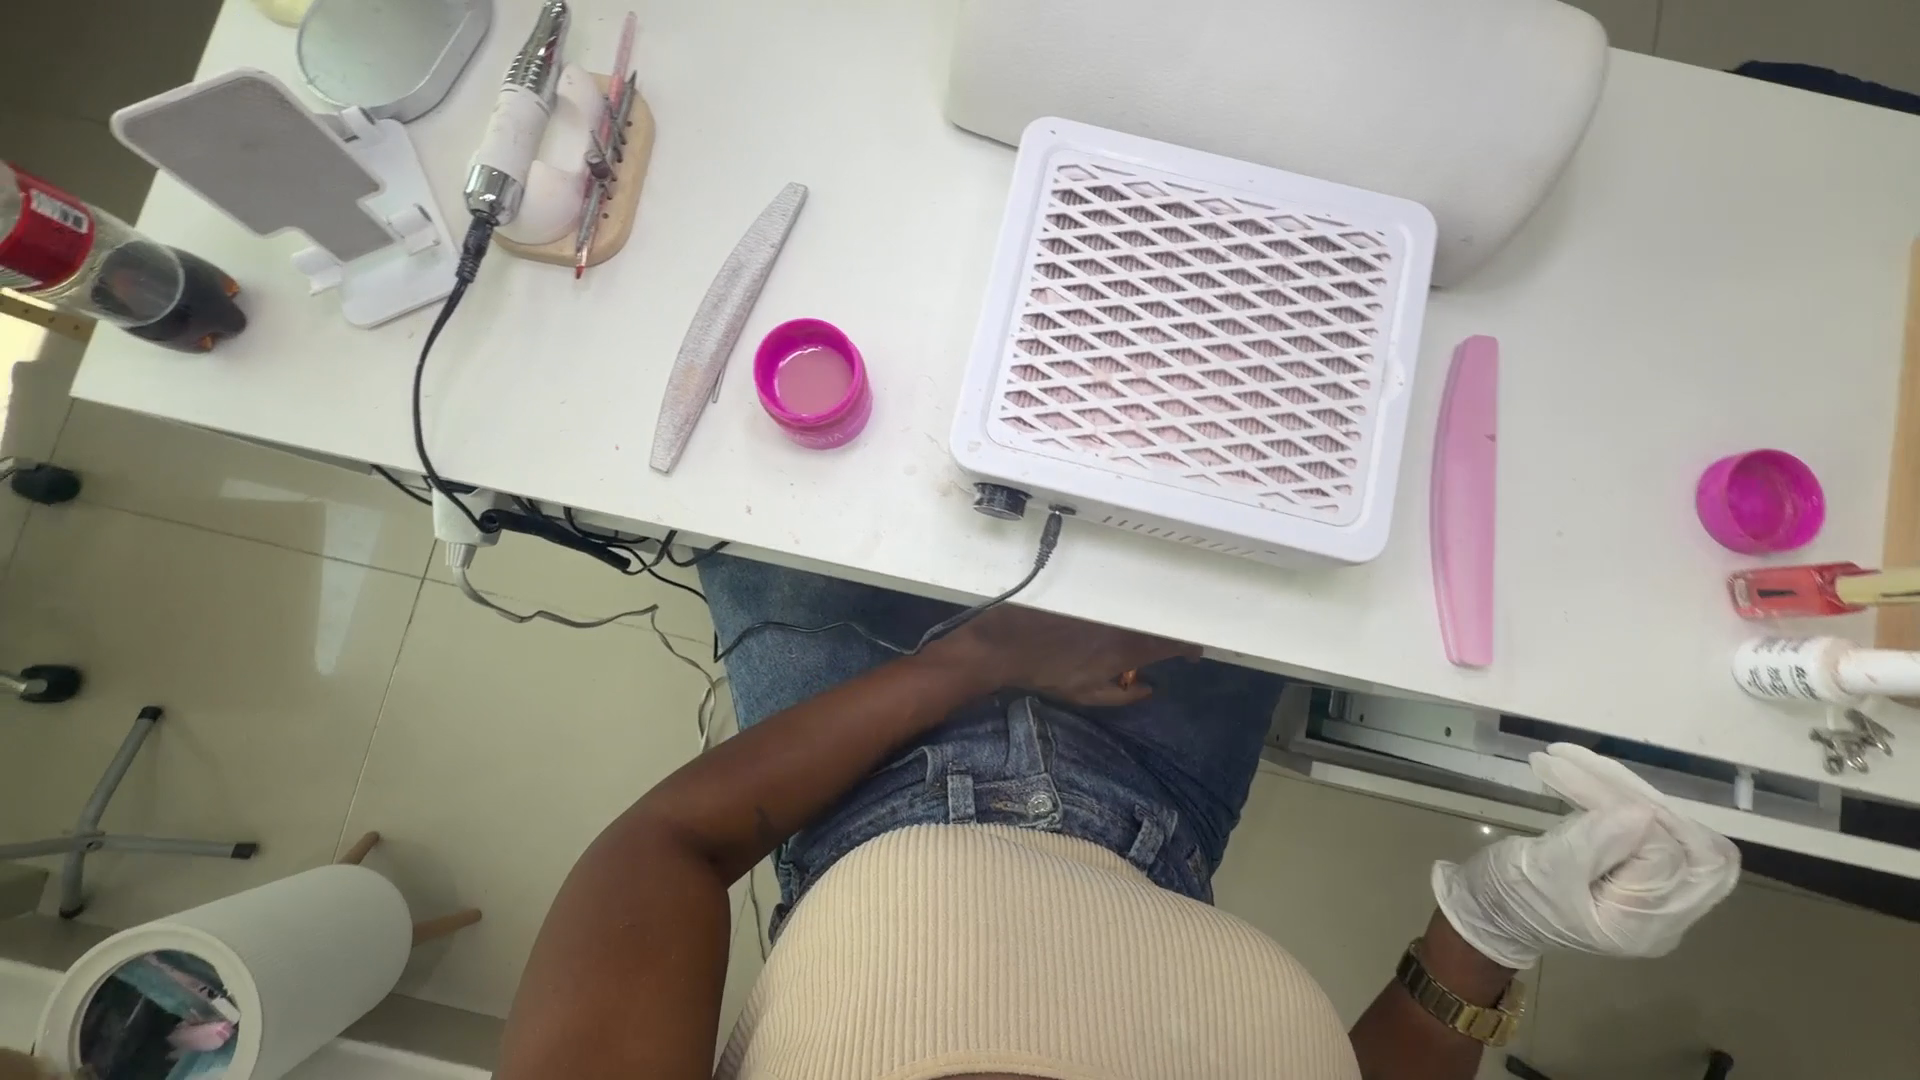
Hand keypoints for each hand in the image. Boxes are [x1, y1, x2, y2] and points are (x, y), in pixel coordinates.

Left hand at [931, 605, 1200, 705]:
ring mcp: (1103, 602)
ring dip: (1148, 615)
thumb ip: (1125, 694)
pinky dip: (1123, 602)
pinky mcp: (1085, 589)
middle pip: (1159, 620)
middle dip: (1170, 630)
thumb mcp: (1089, 696)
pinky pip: (1114, 593)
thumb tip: (1150, 688)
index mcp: (1125, 649)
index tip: (1192, 652)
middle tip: (1171, 640)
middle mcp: (1120, 622)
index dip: (1188, 647)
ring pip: (1138, 604)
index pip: (1171, 643)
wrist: (1007, 645)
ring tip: (1146, 625)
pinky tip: (1118, 608)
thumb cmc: (1047, 675)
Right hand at [1433, 743, 1739, 969]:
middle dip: (1641, 797)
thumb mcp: (1539, 870)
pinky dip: (1634, 807)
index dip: (1617, 804)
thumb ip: (1591, 843)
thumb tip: (1638, 811)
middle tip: (1585, 765)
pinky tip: (1596, 786)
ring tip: (1583, 764)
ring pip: (1685, 841)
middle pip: (1696, 851)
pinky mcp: (1645, 879)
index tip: (1559, 765)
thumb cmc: (1507, 897)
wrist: (1489, 915)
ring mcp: (1660, 900)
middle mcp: (1667, 917)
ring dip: (1638, 796)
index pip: (1659, 854)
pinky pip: (1665, 841)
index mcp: (1640, 924)